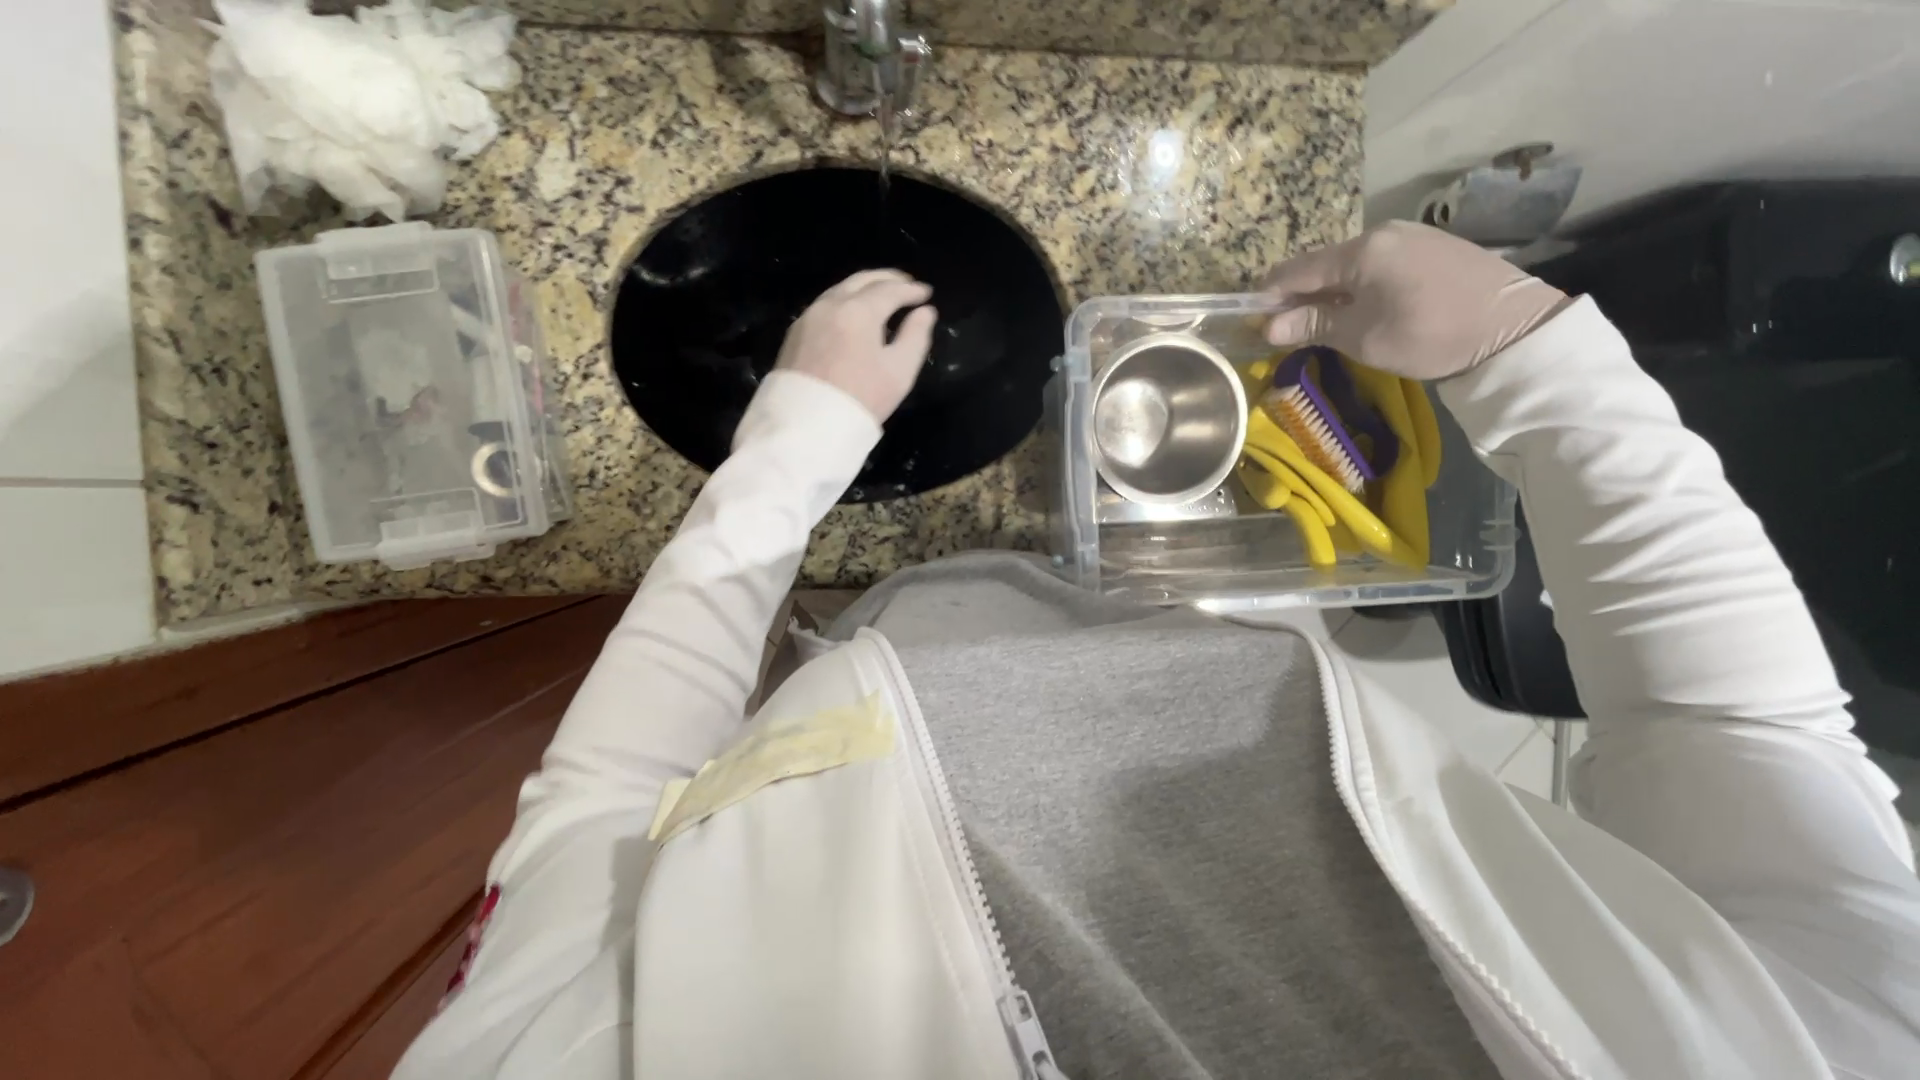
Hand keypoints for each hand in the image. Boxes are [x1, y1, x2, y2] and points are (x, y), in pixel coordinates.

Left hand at [775, 269, 937, 421]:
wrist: (807, 427)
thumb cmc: (860, 399)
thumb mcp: (899, 372)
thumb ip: (915, 336)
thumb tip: (925, 312)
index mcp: (858, 311)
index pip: (890, 290)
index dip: (911, 290)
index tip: (926, 293)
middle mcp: (830, 305)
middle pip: (861, 280)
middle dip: (886, 279)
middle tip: (905, 284)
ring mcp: (808, 318)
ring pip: (840, 290)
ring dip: (863, 288)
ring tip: (881, 297)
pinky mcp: (794, 334)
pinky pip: (825, 306)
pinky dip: (845, 301)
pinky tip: (854, 315)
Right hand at [1261, 221, 1570, 380]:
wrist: (1515, 329)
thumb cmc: (1429, 334)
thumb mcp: (1363, 337)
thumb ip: (1314, 325)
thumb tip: (1269, 327)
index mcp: (1360, 250)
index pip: (1296, 269)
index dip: (1269, 295)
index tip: (1253, 320)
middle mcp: (1382, 232)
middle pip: (1324, 263)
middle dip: (1300, 293)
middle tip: (1288, 327)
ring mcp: (1411, 235)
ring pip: (1352, 263)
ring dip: (1331, 290)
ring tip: (1325, 322)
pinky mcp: (1433, 247)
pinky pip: (1379, 263)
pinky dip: (1359, 285)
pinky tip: (1363, 309)